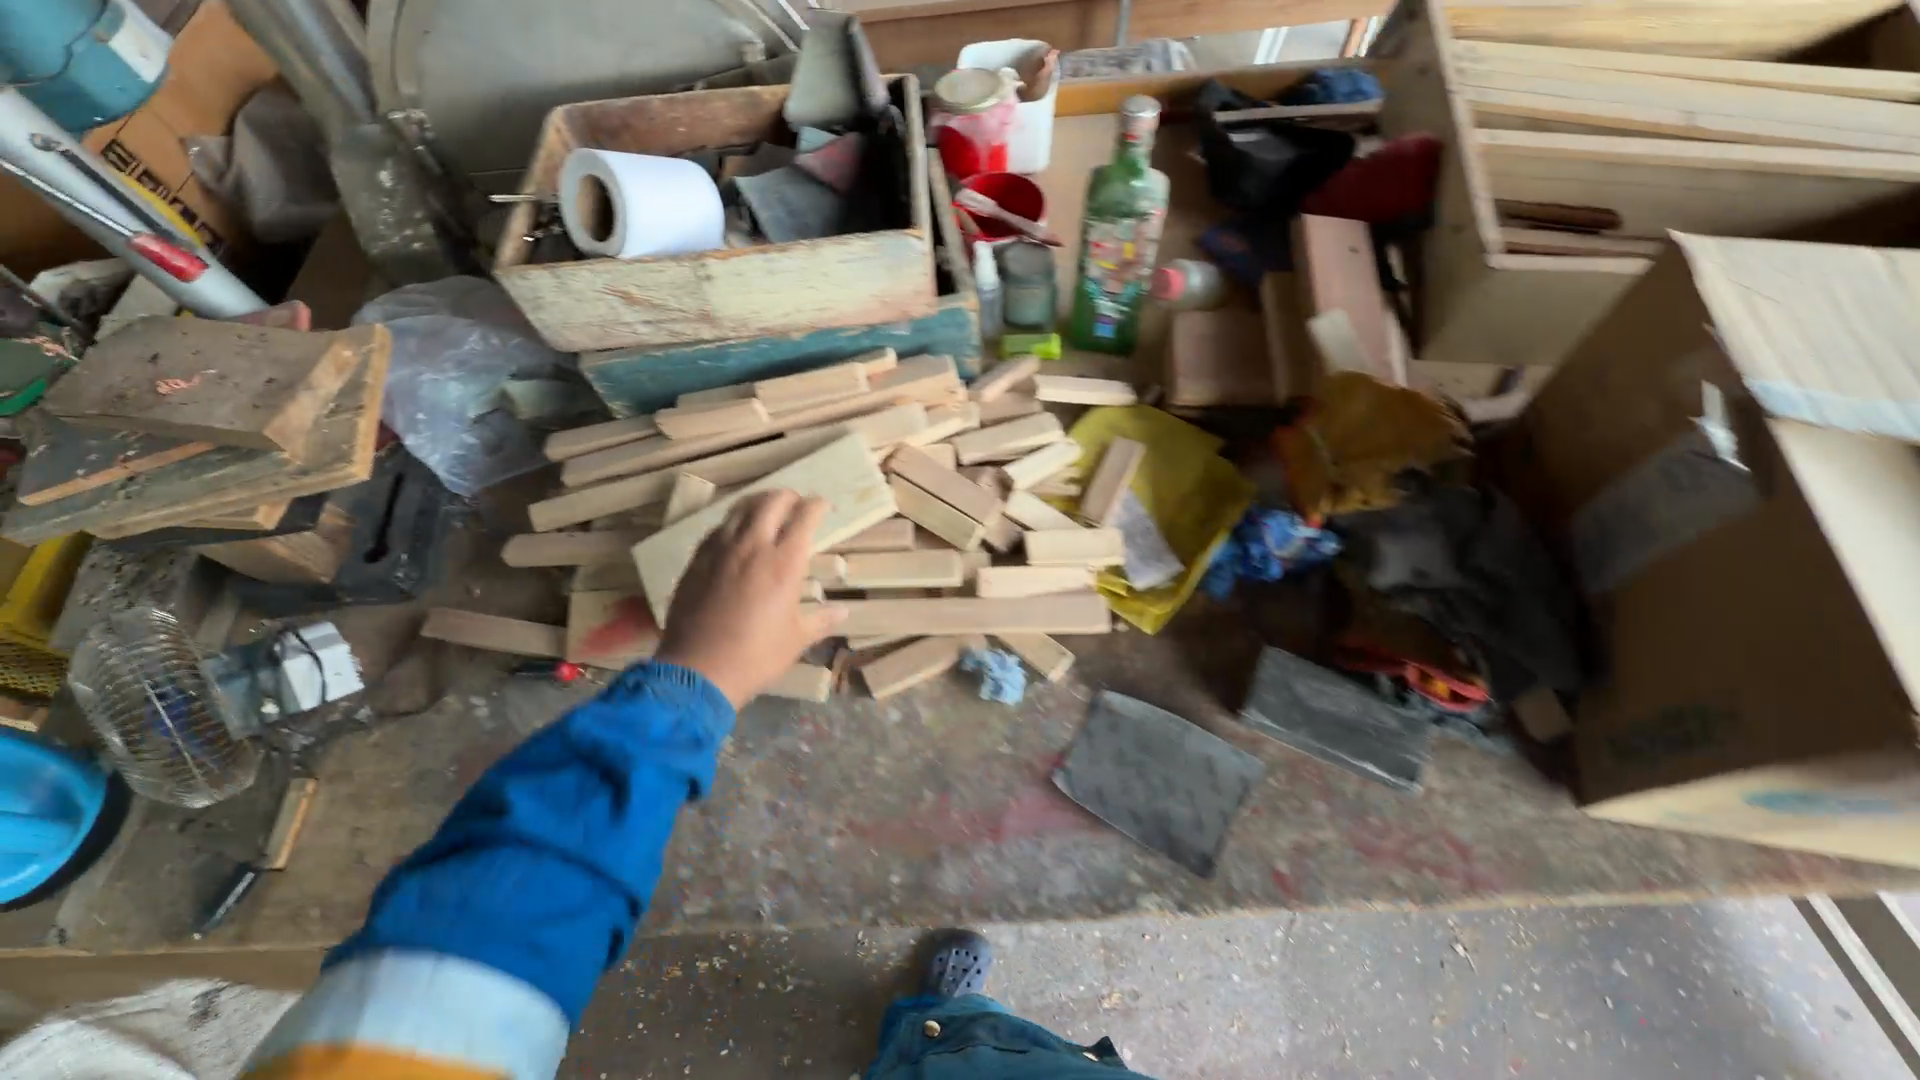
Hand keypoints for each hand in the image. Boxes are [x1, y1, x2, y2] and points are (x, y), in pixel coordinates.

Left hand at [656, 490, 845, 706]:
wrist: (698, 670)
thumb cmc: (756, 656)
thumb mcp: (796, 640)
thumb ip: (821, 620)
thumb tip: (843, 612)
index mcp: (784, 562)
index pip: (805, 516)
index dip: (817, 505)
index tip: (824, 506)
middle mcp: (753, 546)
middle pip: (771, 502)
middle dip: (788, 496)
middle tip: (796, 503)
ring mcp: (720, 550)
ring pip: (740, 509)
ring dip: (757, 503)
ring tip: (766, 509)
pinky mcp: (696, 561)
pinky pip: (716, 529)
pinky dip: (731, 524)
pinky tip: (733, 534)